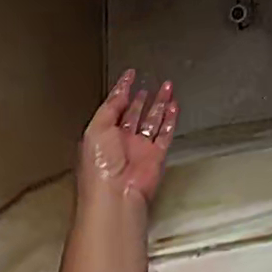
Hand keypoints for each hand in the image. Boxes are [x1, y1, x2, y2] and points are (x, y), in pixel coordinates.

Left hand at [77, 70, 176, 210]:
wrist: (116, 195)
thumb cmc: (100, 169)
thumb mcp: (96, 129)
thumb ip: (110, 107)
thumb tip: (121, 90)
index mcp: (102, 136)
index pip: (113, 107)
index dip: (122, 90)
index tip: (129, 75)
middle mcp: (121, 142)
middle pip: (134, 113)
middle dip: (141, 97)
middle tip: (149, 82)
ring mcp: (139, 148)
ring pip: (152, 120)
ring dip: (159, 103)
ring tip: (167, 86)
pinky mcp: (156, 155)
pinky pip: (165, 133)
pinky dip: (171, 119)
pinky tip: (174, 106)